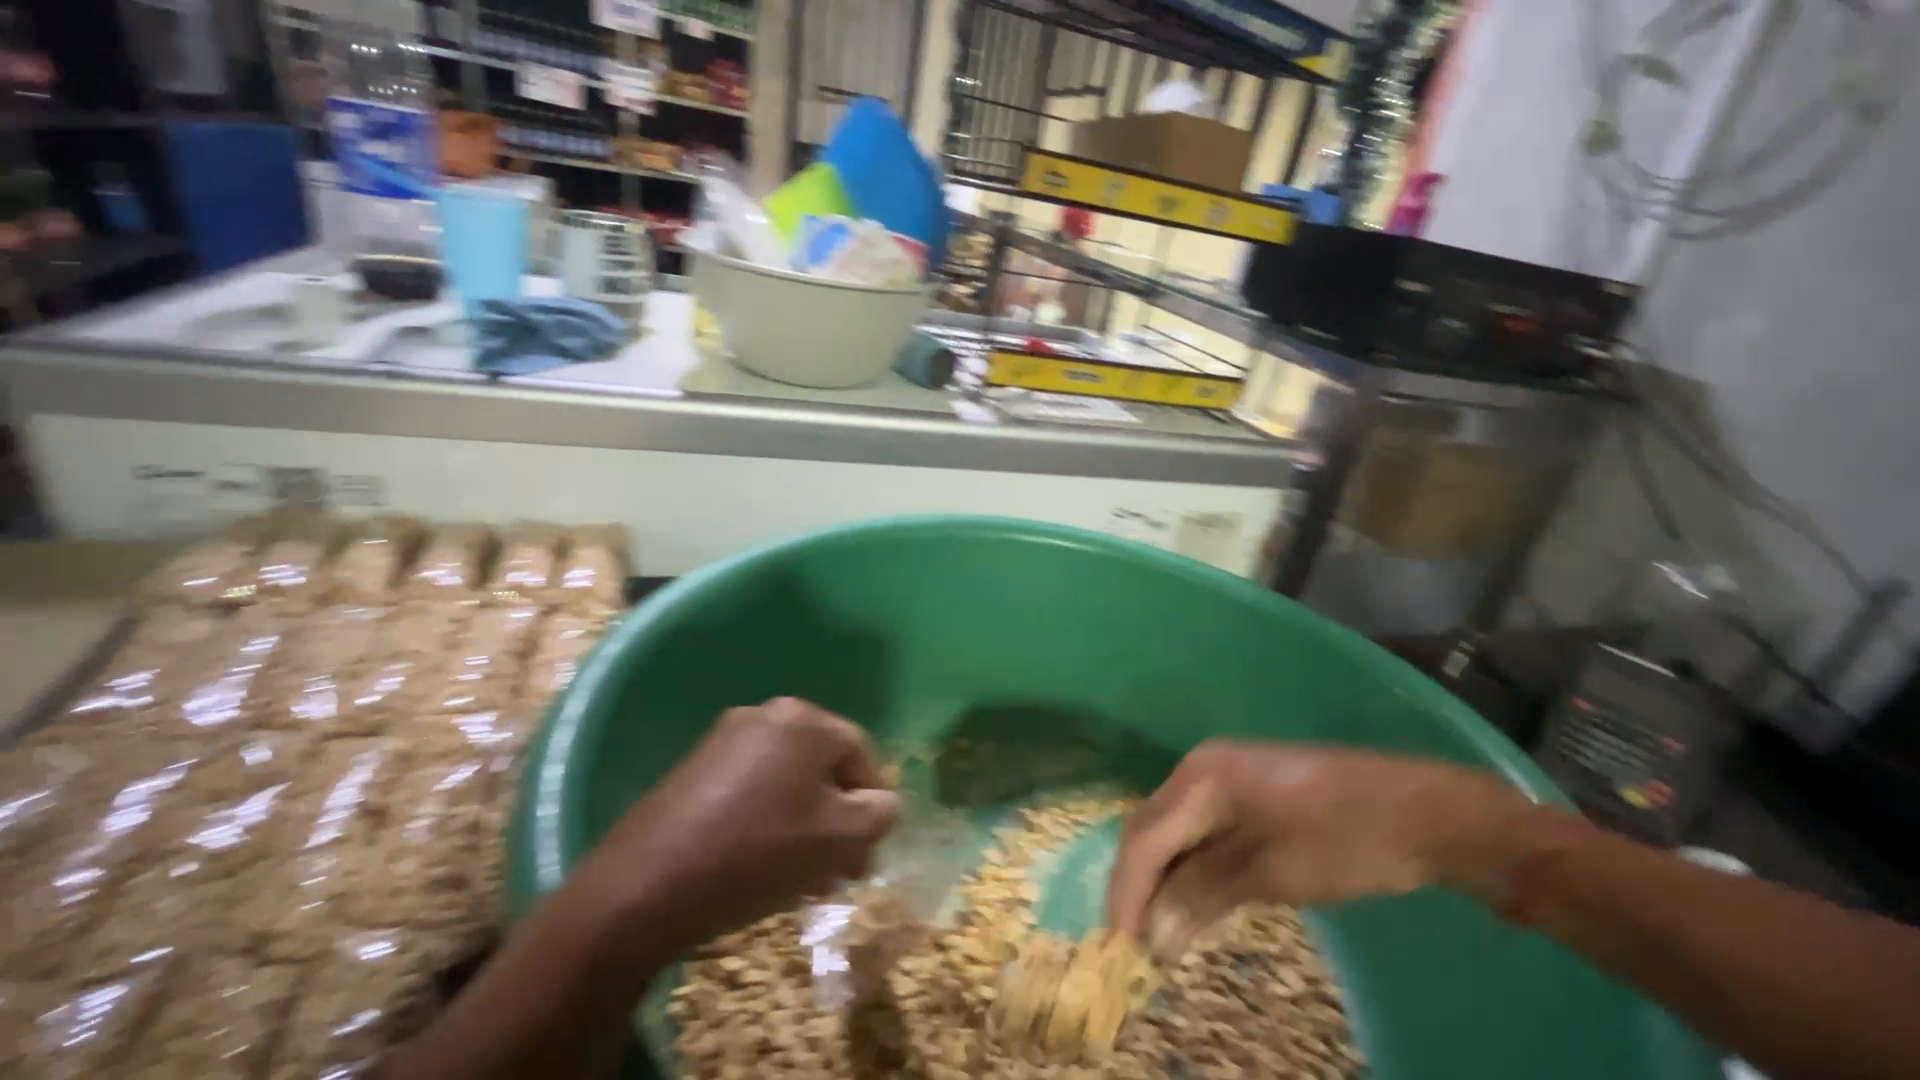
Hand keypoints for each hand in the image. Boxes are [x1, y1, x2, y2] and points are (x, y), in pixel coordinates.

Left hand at [573, 697, 901, 954]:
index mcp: (803, 720)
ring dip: (805, 825)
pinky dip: (767, 822)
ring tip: (802, 877)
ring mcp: (722, 741)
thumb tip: (880, 804)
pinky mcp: (693, 771)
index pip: (861, 753)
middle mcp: (764, 715)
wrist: (647, 885)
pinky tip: (761, 866)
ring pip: (786, 782)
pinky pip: (750, 790)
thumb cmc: (758, 853)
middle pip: (821, 766)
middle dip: (838, 818)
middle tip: (839, 869)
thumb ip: (878, 814)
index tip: (867, 853)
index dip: (874, 804)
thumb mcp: (839, 839)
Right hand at [1107, 741, 1534, 955]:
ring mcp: (1226, 776)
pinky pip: (1202, 830)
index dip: (1127, 893)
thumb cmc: (1345, 840)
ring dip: (1163, 879)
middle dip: (1138, 886)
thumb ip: (1201, 894)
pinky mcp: (1250, 793)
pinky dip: (1192, 867)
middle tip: (1133, 942)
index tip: (1120, 946)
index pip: (1145, 838)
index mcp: (1201, 777)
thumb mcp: (1270, 873)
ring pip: (1175, 831)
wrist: (1426, 814)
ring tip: (1157, 930)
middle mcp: (1202, 768)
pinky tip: (1191, 901)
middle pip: (1152, 829)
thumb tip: (1152, 931)